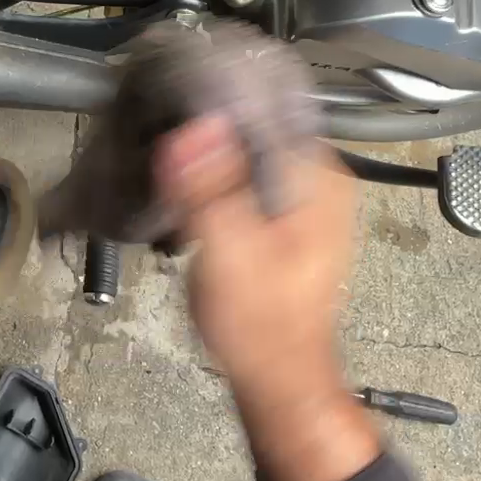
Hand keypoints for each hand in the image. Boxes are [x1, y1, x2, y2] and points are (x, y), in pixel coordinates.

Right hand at [156, 117, 377, 480]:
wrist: (276, 378)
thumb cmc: (261, 328)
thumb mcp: (228, 253)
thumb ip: (210, 192)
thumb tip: (195, 130)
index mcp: (318, 181)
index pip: (265, 110)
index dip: (216, 103)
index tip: (174, 102)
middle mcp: (318, 184)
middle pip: (254, 129)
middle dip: (207, 129)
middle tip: (161, 131)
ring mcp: (301, 201)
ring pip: (245, 153)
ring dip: (207, 156)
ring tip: (169, 155)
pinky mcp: (280, 219)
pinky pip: (242, 178)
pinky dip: (213, 178)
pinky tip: (187, 186)